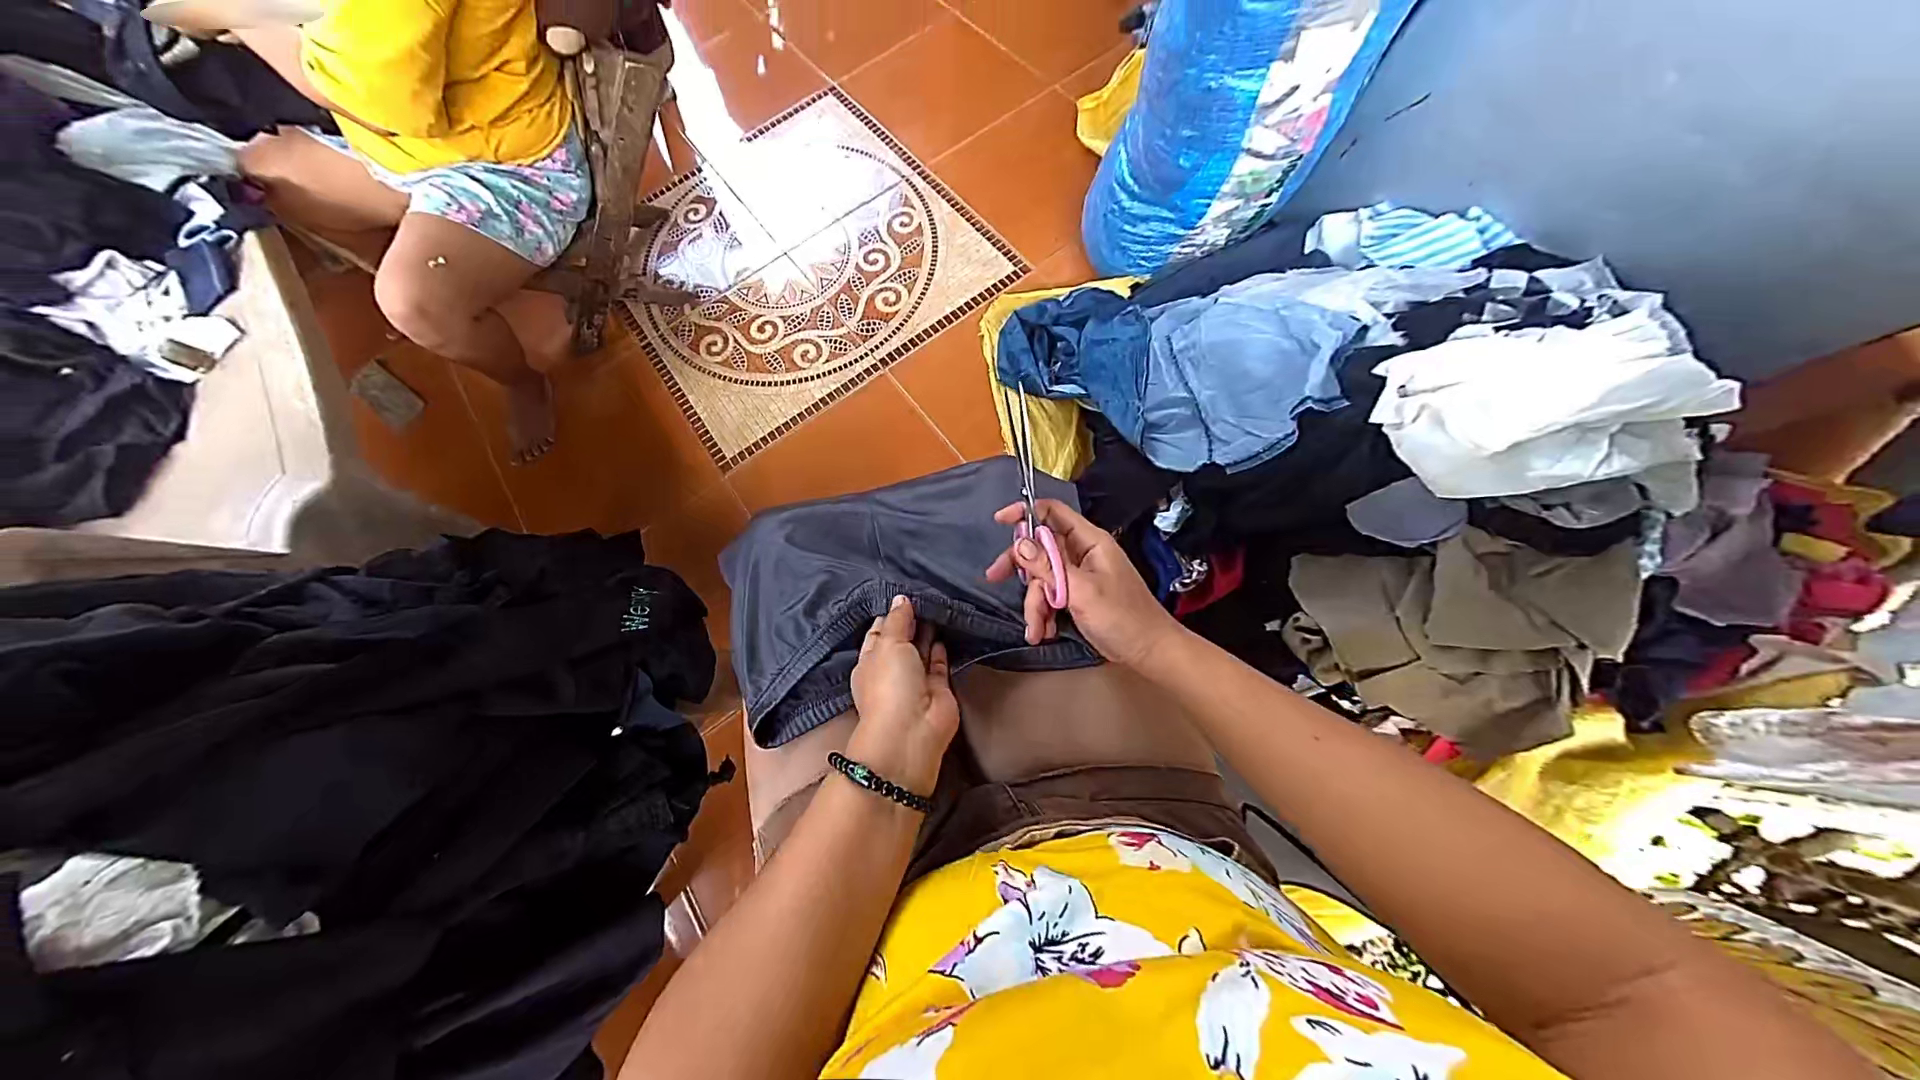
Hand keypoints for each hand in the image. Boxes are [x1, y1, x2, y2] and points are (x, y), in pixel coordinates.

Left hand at [847, 595, 959, 795]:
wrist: (912, 731)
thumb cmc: (890, 684)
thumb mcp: (888, 644)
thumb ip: (897, 620)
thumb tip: (901, 599)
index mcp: (870, 661)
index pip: (878, 632)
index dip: (890, 614)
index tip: (903, 594)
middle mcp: (891, 671)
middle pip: (902, 641)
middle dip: (911, 621)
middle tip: (926, 595)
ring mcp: (915, 681)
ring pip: (922, 651)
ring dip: (928, 632)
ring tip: (940, 605)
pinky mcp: (938, 688)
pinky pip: (940, 664)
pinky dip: (942, 648)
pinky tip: (947, 629)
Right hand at [985, 498, 1185, 668]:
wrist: (1148, 651)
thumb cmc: (1123, 617)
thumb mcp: (1081, 591)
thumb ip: (1049, 566)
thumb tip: (1020, 543)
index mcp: (1090, 541)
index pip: (1053, 513)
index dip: (1026, 512)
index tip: (1001, 521)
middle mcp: (1082, 554)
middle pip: (1040, 549)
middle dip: (1022, 569)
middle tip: (995, 577)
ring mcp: (1078, 576)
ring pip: (1041, 579)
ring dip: (1035, 604)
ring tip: (1038, 629)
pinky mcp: (1076, 596)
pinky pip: (1050, 597)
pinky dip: (1044, 614)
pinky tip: (1045, 631)